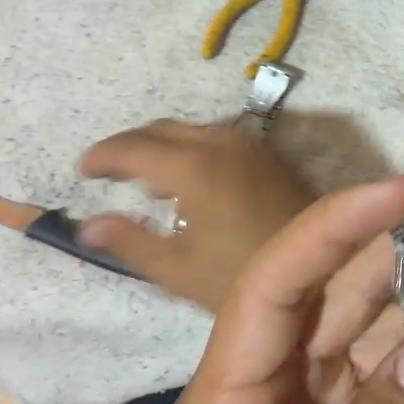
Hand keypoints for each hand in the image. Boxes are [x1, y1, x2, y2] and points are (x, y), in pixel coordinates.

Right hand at [76, 119, 316, 311]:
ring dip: (164, 147)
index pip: (132, 146)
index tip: (81, 170)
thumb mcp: (178, 270)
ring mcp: (250, 144)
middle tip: (108, 173)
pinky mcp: (270, 155)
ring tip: (145, 182)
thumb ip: (129, 241)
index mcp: (193, 165)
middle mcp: (221, 141)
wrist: (322, 267)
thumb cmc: (242, 274)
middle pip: (162, 129)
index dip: (102, 155)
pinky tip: (189, 182)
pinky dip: (193, 150)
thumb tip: (87, 226)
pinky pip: (219, 139)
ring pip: (193, 130)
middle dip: (130, 146)